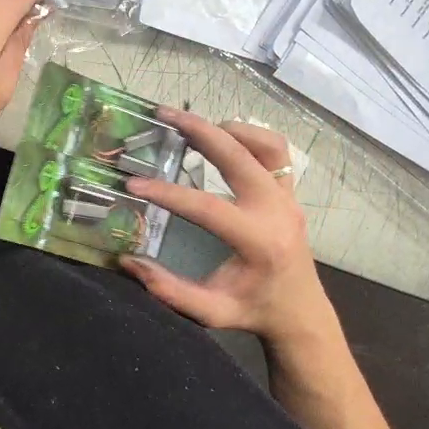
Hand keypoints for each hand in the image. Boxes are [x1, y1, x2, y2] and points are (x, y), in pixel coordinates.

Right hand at [118, 107, 341, 349]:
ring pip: (266, 145)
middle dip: (200, 132)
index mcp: (259, 242)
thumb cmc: (254, 311)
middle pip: (239, 157)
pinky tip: (221, 138)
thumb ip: (170, 290)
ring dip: (229, 130)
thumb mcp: (211, 311)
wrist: (301, 312)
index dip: (167, 192)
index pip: (207, 206)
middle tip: (165, 116)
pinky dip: (249, 138)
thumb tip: (128, 261)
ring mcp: (288, 198)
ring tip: (193, 126)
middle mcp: (277, 212)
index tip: (133, 183)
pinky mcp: (289, 193)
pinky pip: (275, 153)